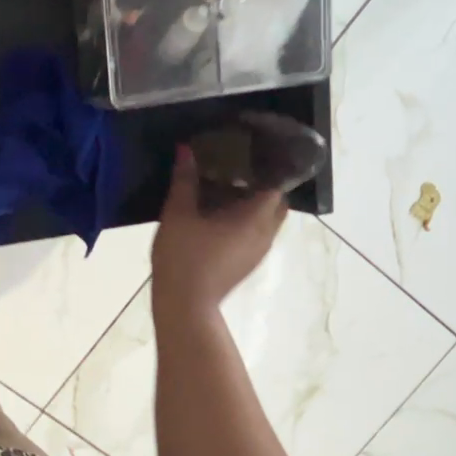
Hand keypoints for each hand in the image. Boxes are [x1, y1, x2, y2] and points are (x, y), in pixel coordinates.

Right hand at [151, 144, 287, 320]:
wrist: (184, 305)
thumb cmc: (183, 257)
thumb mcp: (178, 215)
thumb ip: (184, 181)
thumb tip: (186, 150)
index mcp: (255, 217)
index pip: (277, 183)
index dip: (267, 166)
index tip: (249, 153)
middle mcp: (266, 233)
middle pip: (276, 202)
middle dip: (261, 186)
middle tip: (235, 172)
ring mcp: (259, 252)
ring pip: (267, 220)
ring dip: (252, 206)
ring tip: (224, 193)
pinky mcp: (248, 264)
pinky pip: (256, 235)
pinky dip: (245, 222)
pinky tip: (218, 219)